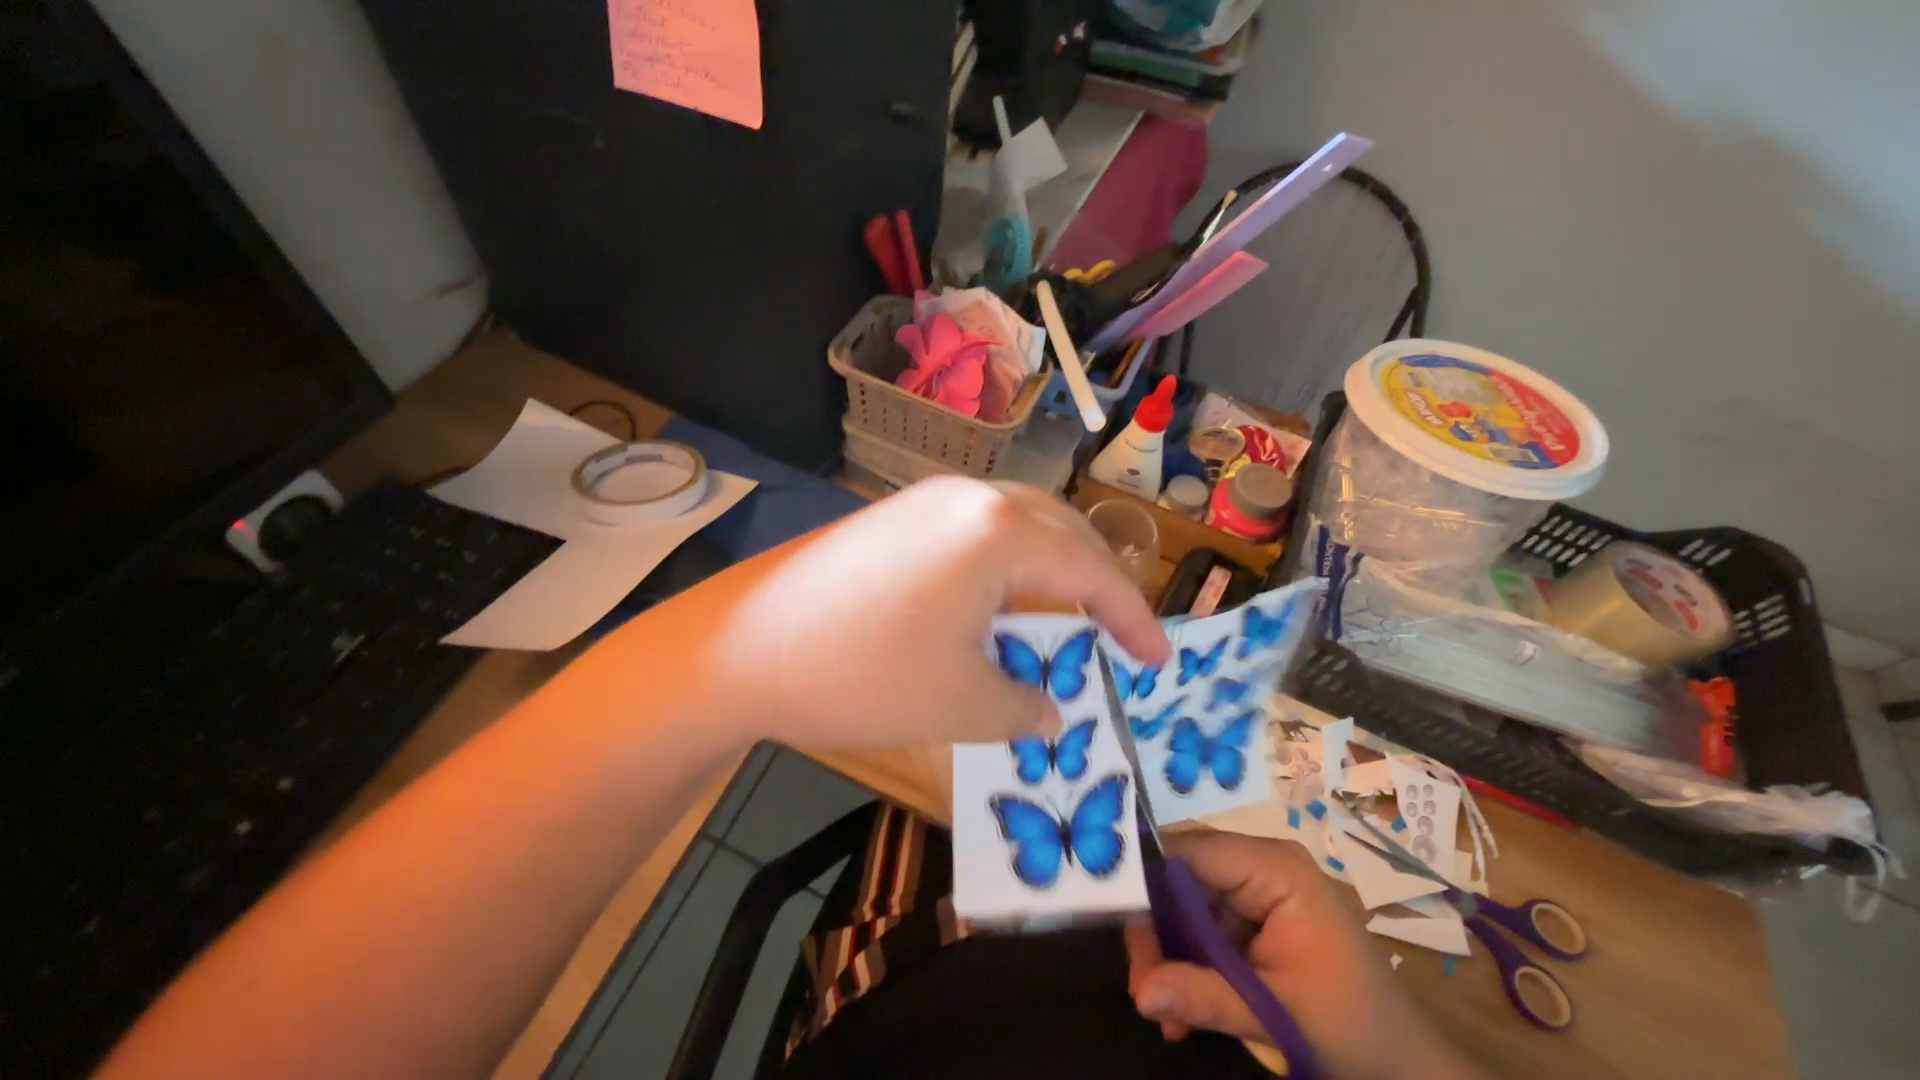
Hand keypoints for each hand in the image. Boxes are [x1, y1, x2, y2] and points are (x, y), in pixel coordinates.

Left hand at [659, 477, 1170, 748]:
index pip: (1091, 570)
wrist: (740, 647)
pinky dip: (1004, 566)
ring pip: (1017, 525)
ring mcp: (926, 499)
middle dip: (1094, 582)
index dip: (1132, 619)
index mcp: (1000, 531)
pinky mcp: (894, 514)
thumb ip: (1025, 707)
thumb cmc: (862, 675)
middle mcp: (970, 497)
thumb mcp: (961, 704)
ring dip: (1048, 570)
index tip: (1157, 659)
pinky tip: (992, 606)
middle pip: (1061, 531)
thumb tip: (1051, 711)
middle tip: (1113, 633)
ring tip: (1059, 620)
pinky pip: (975, 531)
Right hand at [1124, 832, 1478, 1079]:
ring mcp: (1255, 896)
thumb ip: (1205, 997)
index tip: (1110, 921)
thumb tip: (1140, 991)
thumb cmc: (1355, 1031)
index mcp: (1276, 870)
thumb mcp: (1277, 1015)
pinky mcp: (1251, 925)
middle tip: (1142, 988)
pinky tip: (1181, 1015)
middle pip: (1180, 878)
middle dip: (1155, 932)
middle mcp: (1261, 869)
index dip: (1147, 879)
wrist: (1407, 1070)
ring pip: (1182, 908)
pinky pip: (1199, 933)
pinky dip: (1184, 969)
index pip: (1191, 851)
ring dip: (1166, 958)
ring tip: (1162, 1011)